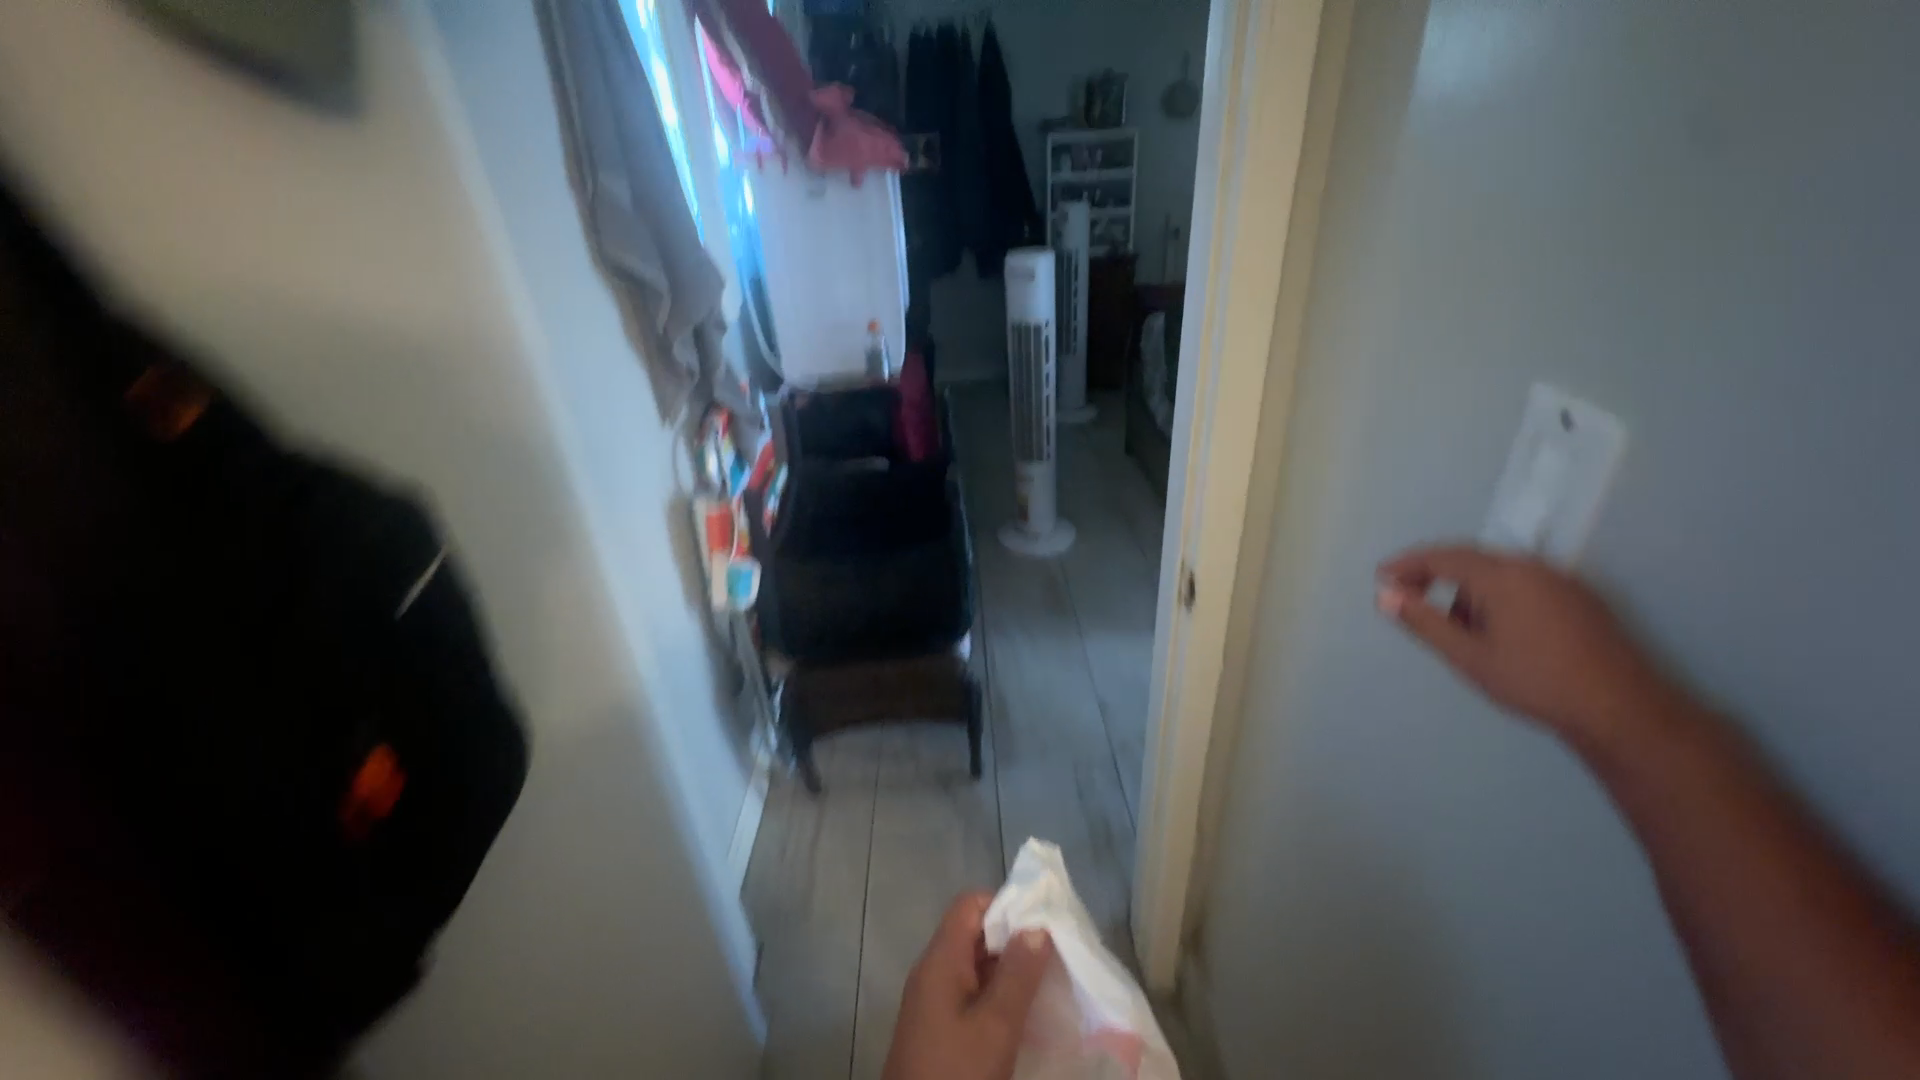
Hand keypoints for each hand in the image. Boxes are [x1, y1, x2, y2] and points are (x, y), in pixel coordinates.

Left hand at [883, 893, 1053, 1079]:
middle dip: (1014, 938)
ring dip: (1009, 970)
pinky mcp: (937, 1027)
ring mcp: (932, 1000)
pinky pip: (970, 993)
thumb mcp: (995, 1027)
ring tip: (1048, 983)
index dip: (1006, 905)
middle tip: (1055, 956)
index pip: (970, 904)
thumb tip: (1037, 925)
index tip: (1043, 924)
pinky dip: (997, 994)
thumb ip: (1017, 975)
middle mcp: (932, 971)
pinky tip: (1025, 1014)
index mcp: (940, 960)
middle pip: (973, 932)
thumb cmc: (955, 1074)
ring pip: (974, 965)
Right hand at [1376, 544, 1676, 745]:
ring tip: (1458, 631)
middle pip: (1471, 560)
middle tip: (1409, 599)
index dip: (1408, 564)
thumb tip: (1384, 595)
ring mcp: (1561, 581)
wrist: (1619, 709)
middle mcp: (1532, 568)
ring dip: (1467, 592)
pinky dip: (1496, 598)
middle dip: (1435, 576)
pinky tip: (1496, 633)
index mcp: (1502, 576)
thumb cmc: (1534, 682)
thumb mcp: (1467, 656)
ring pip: (1499, 574)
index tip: (1381, 577)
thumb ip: (1423, 622)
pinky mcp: (1579, 599)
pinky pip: (1524, 585)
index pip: (1443, 556)